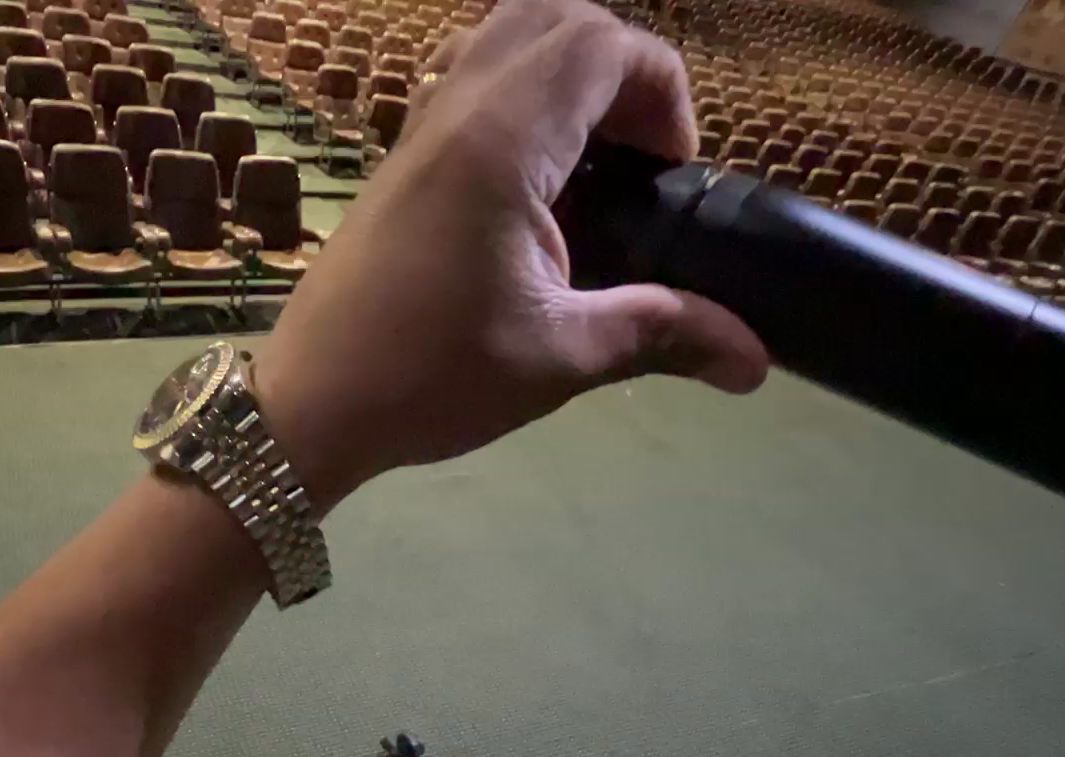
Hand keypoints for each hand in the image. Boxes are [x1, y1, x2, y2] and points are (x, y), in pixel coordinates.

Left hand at [255, 0, 770, 509]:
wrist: (311, 409)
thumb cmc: (429, 382)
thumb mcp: (557, 356)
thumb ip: (659, 333)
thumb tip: (754, 358)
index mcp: (499, 142)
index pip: (603, 43)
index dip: (661, 92)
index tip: (669, 177)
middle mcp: (450, 115)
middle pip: (550, 20)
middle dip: (615, 70)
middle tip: (632, 160)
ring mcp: (409, 140)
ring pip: (494, 47)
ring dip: (556, 81)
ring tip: (581, 172)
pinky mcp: (388, 173)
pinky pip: (457, 95)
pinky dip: (507, 111)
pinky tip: (518, 199)